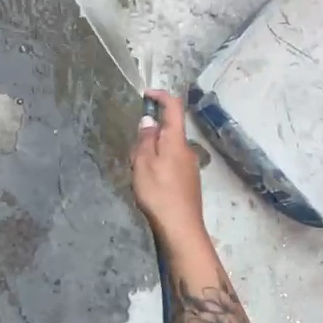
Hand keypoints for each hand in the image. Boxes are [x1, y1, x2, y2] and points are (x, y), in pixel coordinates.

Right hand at [130, 90, 207, 250]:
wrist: (181, 229)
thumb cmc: (159, 192)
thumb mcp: (143, 162)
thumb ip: (146, 139)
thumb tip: (149, 120)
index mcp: (176, 141)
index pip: (174, 107)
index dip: (161, 95)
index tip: (145, 94)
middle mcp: (187, 150)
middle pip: (168, 131)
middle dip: (148, 135)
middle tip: (133, 154)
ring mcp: (190, 167)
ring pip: (167, 149)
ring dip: (151, 153)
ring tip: (138, 174)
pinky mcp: (188, 181)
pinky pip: (170, 163)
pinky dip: (157, 165)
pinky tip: (149, 185)